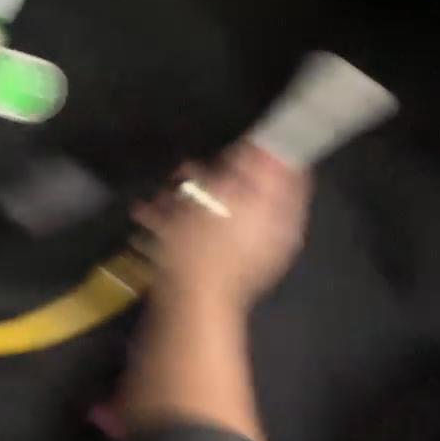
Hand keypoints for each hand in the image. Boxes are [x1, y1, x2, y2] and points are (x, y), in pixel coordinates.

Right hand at [135, 143, 310, 313]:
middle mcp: (265, 231)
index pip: (290, 173)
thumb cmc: (210, 248)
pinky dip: (174, 218)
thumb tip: (261, 145)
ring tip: (165, 185)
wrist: (189, 302)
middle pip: (250, 191)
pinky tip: (149, 210)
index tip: (248, 139)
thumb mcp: (228, 199)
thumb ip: (247, 171)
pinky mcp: (209, 261)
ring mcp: (237, 248)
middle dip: (221, 174)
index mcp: (280, 216)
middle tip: (196, 164)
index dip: (271, 152)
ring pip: (219, 209)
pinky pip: (196, 230)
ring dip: (191, 194)